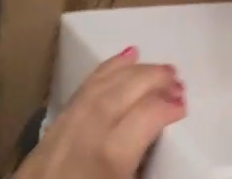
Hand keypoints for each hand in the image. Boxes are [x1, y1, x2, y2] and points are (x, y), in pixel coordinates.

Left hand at [14, 48, 184, 178]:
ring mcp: (62, 132)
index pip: (143, 117)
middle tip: (178, 79)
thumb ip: (140, 172)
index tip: (183, 107)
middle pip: (122, 94)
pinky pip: (80, 93)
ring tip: (158, 66)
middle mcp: (84, 138)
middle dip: (153, 80)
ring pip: (100, 88)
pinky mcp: (47, 134)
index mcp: (106, 163)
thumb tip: (159, 157)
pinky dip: (102, 74)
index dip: (167, 107)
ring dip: (131, 72)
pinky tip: (119, 62)